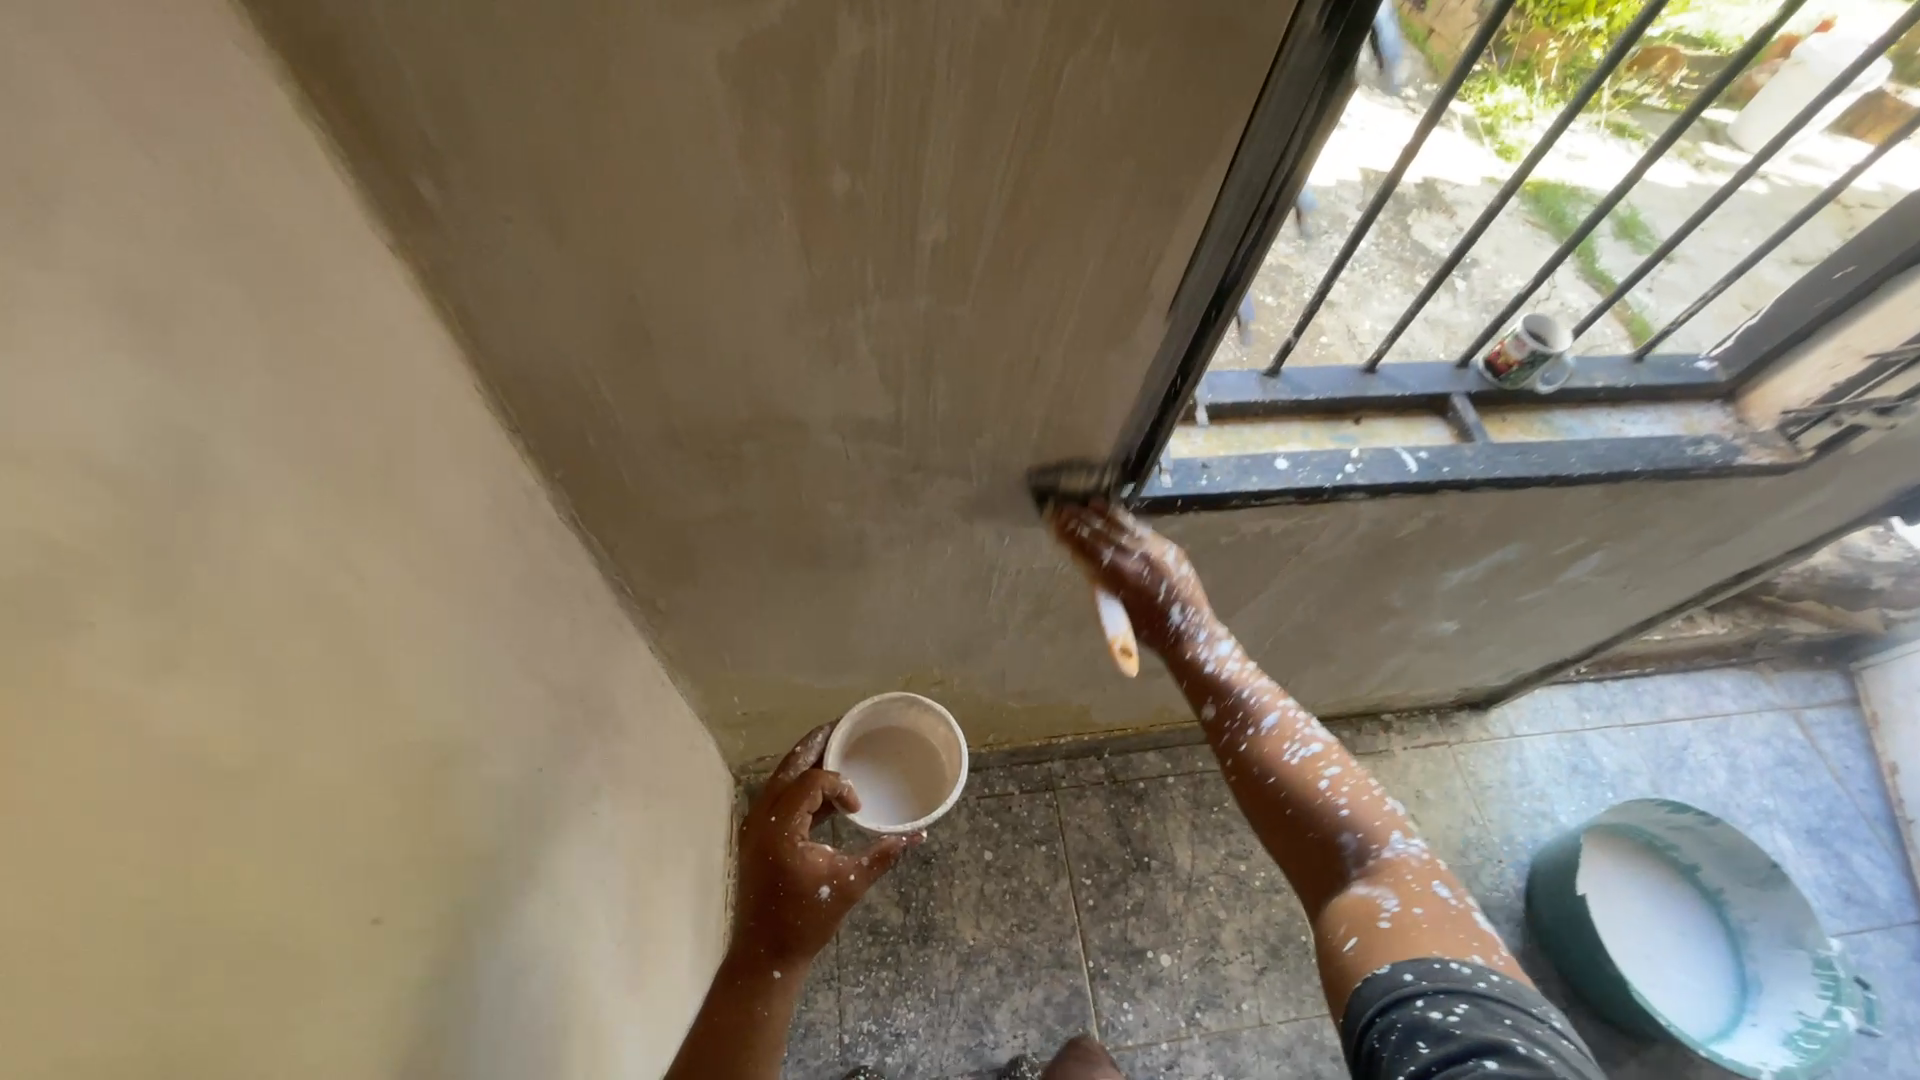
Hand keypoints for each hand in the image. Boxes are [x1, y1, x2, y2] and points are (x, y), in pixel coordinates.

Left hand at [732, 722, 920, 966]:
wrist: (765, 956)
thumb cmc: (806, 921)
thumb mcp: (850, 885)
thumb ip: (884, 855)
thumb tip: (919, 834)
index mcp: (781, 828)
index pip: (810, 782)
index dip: (838, 785)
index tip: (857, 806)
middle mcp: (761, 819)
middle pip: (788, 767)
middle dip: (815, 745)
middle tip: (840, 726)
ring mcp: (754, 827)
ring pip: (779, 779)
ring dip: (805, 763)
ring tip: (832, 748)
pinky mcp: (755, 836)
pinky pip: (777, 797)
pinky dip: (798, 786)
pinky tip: (822, 791)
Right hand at [1049, 502, 1218, 657]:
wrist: (1191, 633)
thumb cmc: (1149, 631)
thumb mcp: (1119, 609)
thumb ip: (1103, 582)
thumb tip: (1084, 560)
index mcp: (1123, 575)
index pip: (1090, 547)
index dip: (1071, 533)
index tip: (1056, 521)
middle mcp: (1139, 557)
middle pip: (1104, 532)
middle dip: (1082, 519)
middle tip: (1064, 507)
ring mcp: (1157, 550)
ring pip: (1125, 525)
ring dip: (1103, 514)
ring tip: (1087, 503)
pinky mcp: (1170, 548)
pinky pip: (1143, 529)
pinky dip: (1126, 520)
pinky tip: (1116, 513)